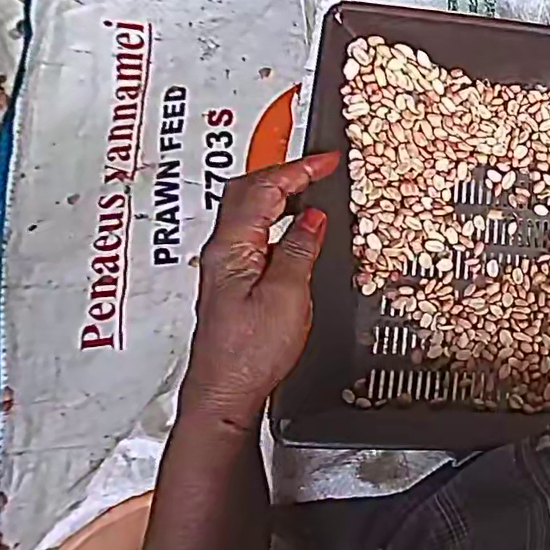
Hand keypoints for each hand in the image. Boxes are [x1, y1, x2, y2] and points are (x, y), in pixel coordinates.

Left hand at [178, 153, 340, 425]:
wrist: (227, 390)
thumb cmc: (250, 352)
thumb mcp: (287, 295)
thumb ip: (299, 250)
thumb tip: (313, 219)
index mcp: (233, 247)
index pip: (264, 190)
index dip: (298, 170)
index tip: (327, 160)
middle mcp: (223, 251)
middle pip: (248, 192)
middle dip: (285, 173)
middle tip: (319, 168)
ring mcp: (227, 266)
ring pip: (250, 212)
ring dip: (280, 194)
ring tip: (312, 190)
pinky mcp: (236, 281)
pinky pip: (256, 235)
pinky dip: (279, 220)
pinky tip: (297, 230)